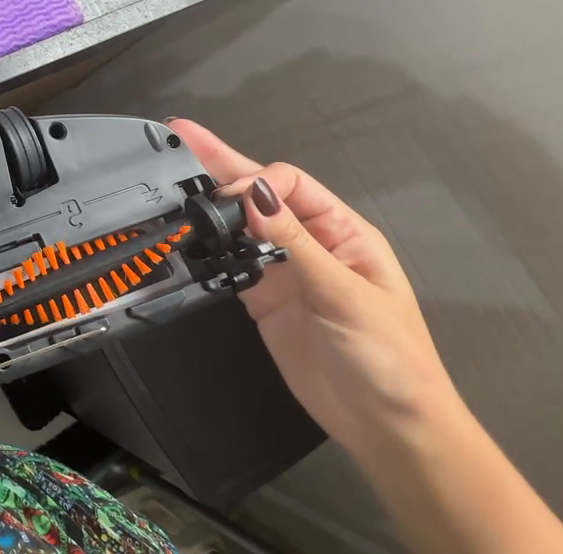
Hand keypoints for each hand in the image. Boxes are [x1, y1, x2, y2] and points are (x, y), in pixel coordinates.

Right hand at [170, 119, 462, 458]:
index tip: (228, 198)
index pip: (289, 186)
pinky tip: (186, 234)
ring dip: (209, 203)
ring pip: (239, 225)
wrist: (388, 427)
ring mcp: (283, 270)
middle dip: (221, 165)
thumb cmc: (391, 359)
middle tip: (181, 134)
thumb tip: (256, 194)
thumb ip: (297, 243)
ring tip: (172, 179)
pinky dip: (206, 247)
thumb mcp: (347, 296)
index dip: (256, 184)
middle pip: (260, 194)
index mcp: (342, 232)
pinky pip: (229, 262)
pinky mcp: (261, 297)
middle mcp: (309, 243)